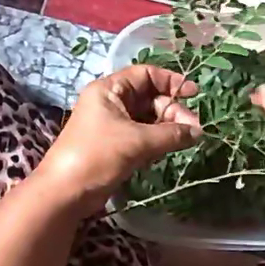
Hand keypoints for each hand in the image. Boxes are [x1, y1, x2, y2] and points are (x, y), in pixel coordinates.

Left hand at [37, 65, 202, 211]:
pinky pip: (141, 135)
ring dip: (167, 127)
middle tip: (194, 130)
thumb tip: (198, 132)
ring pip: (147, 118)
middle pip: (149, 97)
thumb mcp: (137, 142)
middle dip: (172, 110)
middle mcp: (109, 102)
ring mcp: (111, 124)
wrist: (66, 191)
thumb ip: (171, 134)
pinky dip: (156, 140)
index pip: (145, 74)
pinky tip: (168, 150)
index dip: (171, 81)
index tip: (194, 94)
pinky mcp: (114, 144)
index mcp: (109, 90)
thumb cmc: (98, 156)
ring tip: (186, 141)